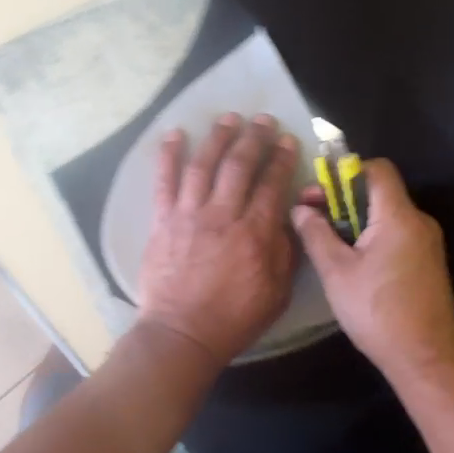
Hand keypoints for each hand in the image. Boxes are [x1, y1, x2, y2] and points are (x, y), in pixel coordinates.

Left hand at [137, 114, 299, 367]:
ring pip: (204, 165)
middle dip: (253, 139)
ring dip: (218, 138)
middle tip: (262, 120)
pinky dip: (168, 155)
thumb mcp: (277, 293)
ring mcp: (189, 215)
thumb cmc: (233, 318)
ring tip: (229, 118)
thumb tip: (290, 216)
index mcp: (254, 234)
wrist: (182, 334)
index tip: (287, 140)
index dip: (281, 159)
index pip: (271, 185)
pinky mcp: (163, 220)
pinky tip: (175, 134)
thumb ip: (286, 251)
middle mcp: (223, 216)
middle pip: (239, 166)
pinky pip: (165, 181)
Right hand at [292, 158, 453, 382]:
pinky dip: (373, 238)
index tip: (321, 192)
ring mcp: (428, 244)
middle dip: (345, 199)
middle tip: (313, 218)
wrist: (427, 361)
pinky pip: (397, 235)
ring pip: (387, 216)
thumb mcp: (336, 272)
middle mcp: (419, 222)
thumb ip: (316, 233)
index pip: (378, 169)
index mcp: (399, 216)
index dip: (347, 170)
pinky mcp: (428, 264)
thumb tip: (300, 208)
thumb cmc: (379, 312)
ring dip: (357, 221)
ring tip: (328, 243)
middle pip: (380, 192)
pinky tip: (353, 264)